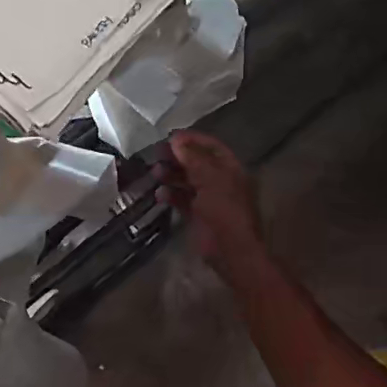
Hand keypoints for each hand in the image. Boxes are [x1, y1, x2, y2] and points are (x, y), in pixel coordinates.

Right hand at [157, 131, 266, 269]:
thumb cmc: (225, 210)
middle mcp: (220, 181)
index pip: (211, 146)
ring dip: (171, 175)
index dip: (192, 139)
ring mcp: (209, 198)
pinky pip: (182, 199)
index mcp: (230, 169)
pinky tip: (160, 194)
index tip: (170, 136)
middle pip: (197, 162)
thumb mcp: (210, 179)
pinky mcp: (198, 215)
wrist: (230, 250)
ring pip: (187, 181)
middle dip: (177, 157)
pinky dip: (170, 195)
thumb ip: (192, 158)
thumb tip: (176, 140)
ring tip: (155, 172)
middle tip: (157, 154)